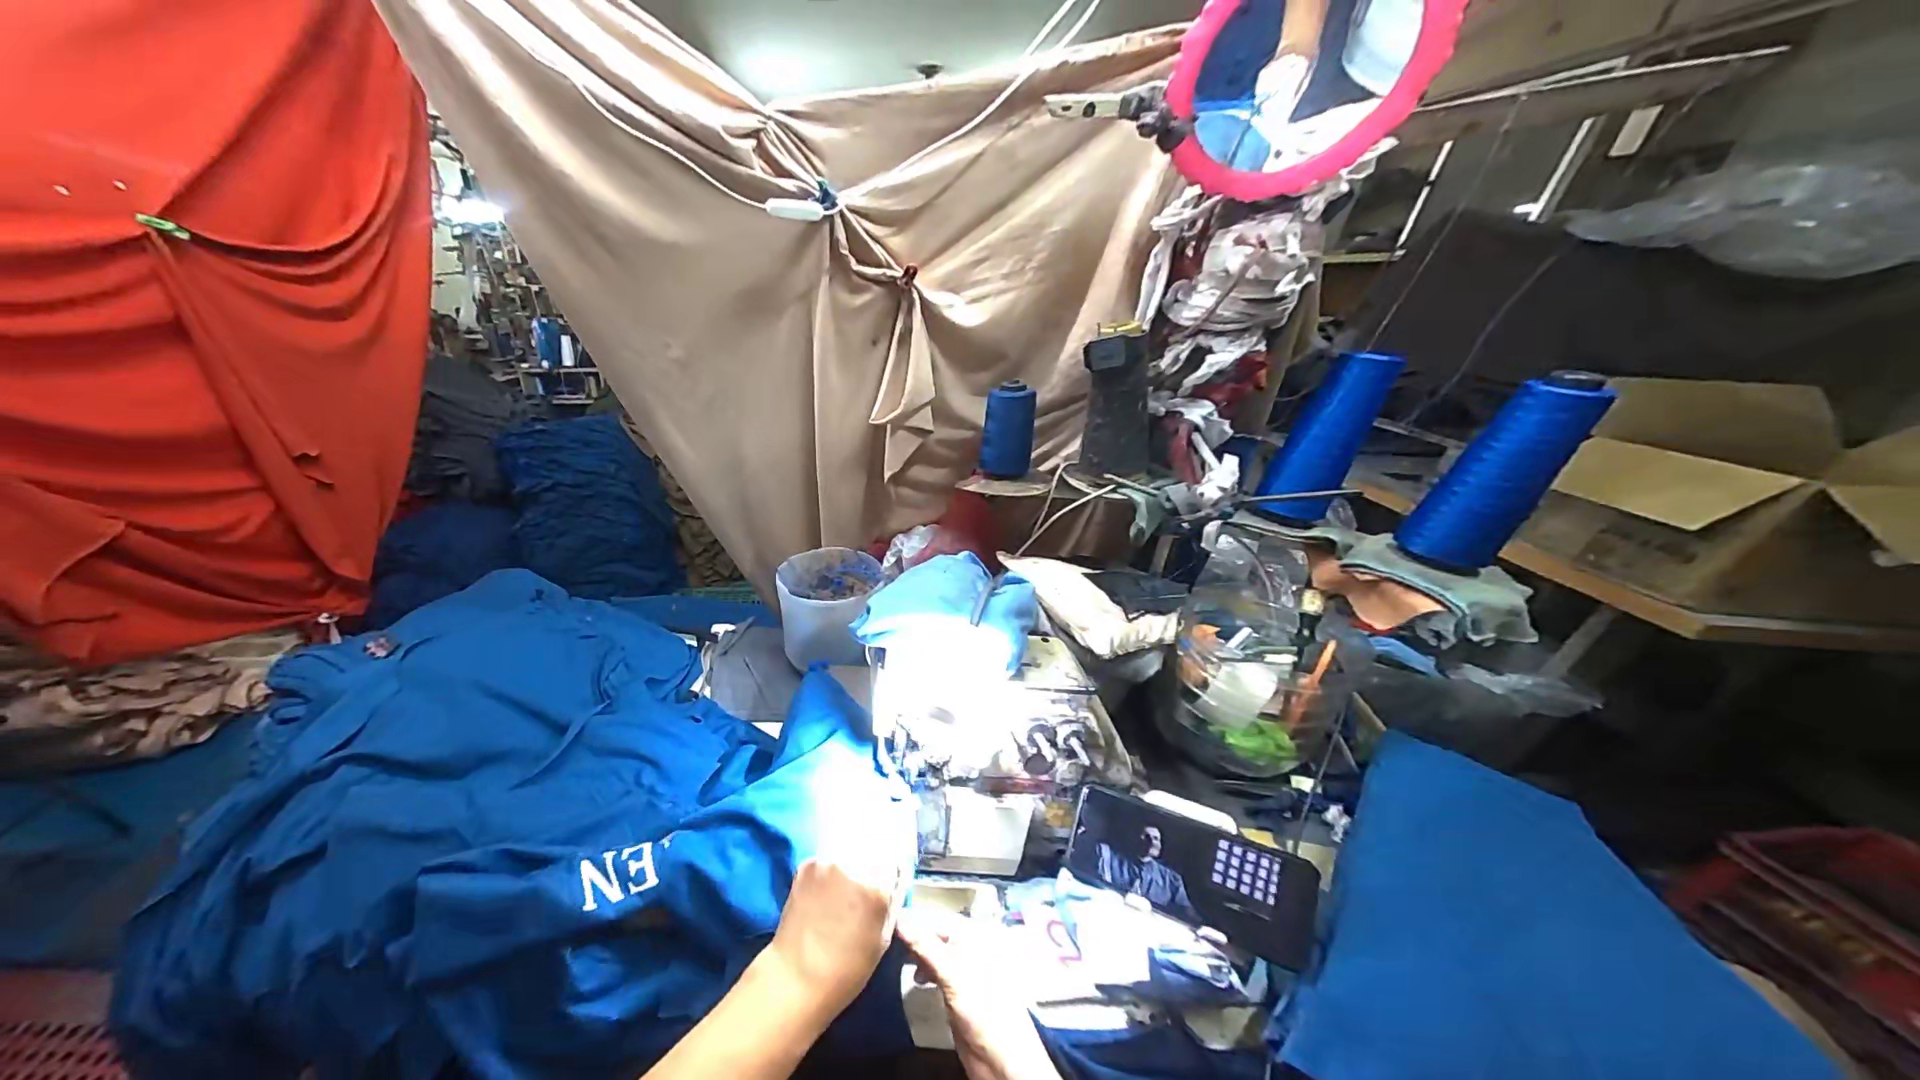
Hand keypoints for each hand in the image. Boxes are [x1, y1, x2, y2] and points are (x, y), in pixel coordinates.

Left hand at [763, 793, 914, 1018]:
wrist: (796, 977)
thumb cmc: (849, 966)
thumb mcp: (885, 933)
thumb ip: (894, 893)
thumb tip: (899, 867)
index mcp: (877, 882)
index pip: (896, 841)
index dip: (899, 832)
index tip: (902, 825)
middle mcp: (852, 862)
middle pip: (873, 832)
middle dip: (878, 832)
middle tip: (880, 840)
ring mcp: (826, 860)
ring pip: (850, 839)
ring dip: (856, 845)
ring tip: (854, 868)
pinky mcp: (807, 864)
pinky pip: (830, 853)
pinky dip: (836, 860)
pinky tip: (833, 880)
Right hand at [897, 910, 1062, 1079]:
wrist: (1001, 1059)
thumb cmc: (983, 1010)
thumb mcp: (952, 975)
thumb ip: (926, 946)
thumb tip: (899, 918)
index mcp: (977, 935)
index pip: (940, 917)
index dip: (915, 917)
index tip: (887, 917)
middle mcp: (972, 947)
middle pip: (937, 933)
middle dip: (914, 935)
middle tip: (887, 938)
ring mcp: (965, 969)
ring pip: (936, 951)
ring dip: (918, 952)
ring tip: (898, 957)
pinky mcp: (959, 990)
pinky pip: (937, 971)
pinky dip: (924, 969)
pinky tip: (915, 976)